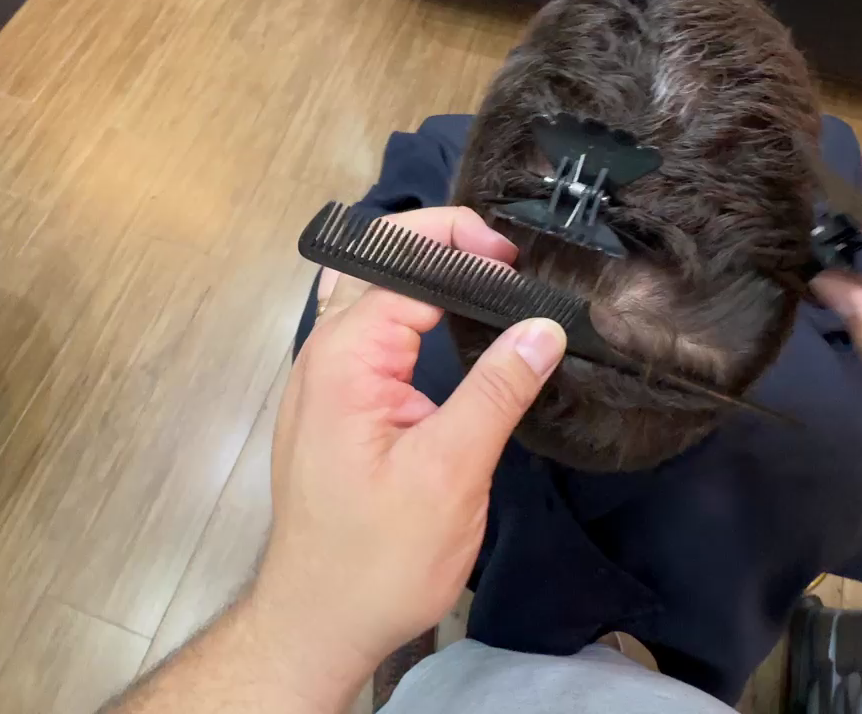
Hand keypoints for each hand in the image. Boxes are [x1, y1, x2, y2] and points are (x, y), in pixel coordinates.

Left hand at [252, 207, 566, 699]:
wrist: (318, 621)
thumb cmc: (377, 559)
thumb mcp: (450, 474)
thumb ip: (496, 391)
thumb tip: (543, 326)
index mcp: (345, 356)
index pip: (408, 264)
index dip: (467, 254)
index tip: (520, 267)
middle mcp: (324, 348)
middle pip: (379, 256)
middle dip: (444, 240)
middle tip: (506, 260)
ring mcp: (322, 369)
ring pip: (368, 280)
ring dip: (423, 262)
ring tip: (481, 266)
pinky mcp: (334, 391)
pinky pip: (364, 315)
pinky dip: (405, 294)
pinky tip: (434, 302)